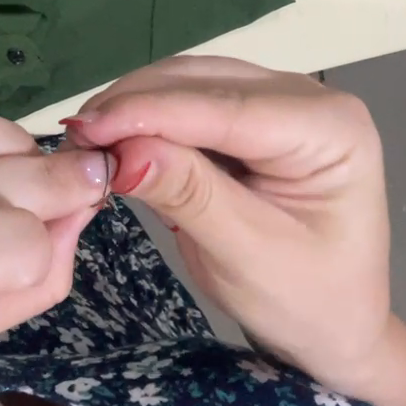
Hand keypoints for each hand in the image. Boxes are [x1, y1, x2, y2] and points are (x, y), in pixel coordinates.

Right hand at [61, 56, 398, 400]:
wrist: (331, 324)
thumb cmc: (304, 301)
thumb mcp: (247, 256)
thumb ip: (189, 195)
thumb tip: (122, 152)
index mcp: (329, 129)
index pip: (224, 107)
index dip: (149, 113)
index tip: (85, 130)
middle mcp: (304, 96)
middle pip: (200, 82)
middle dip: (132, 106)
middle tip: (74, 140)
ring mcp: (274, 96)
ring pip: (184, 80)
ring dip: (131, 106)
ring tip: (86, 140)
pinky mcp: (246, 108)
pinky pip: (183, 96)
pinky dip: (143, 115)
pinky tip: (113, 136)